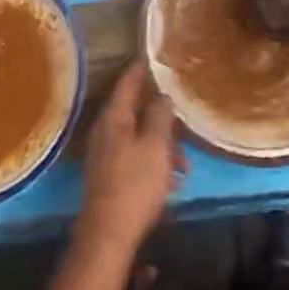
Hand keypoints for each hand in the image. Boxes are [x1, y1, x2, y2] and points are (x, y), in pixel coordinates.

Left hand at [75, 61, 182, 255]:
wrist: (108, 233)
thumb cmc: (136, 183)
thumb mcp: (156, 146)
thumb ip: (160, 116)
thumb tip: (162, 95)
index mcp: (114, 116)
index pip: (127, 82)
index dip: (142, 68)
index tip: (154, 56)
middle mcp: (105, 129)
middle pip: (134, 110)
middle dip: (160, 114)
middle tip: (182, 114)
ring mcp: (104, 152)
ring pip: (137, 136)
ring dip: (161, 145)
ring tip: (184, 164)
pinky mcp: (108, 174)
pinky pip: (134, 156)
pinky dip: (153, 162)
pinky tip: (172, 181)